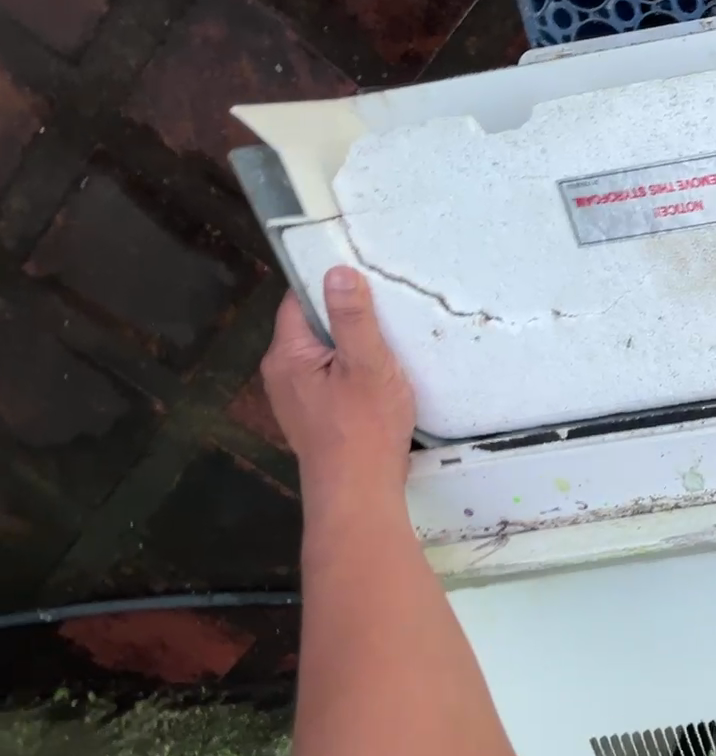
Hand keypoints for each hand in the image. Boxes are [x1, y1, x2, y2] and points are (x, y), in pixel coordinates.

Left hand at [262, 266, 416, 493]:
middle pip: (313, 326)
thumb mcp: (367, 364)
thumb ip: (353, 319)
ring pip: (326, 353)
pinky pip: (333, 375)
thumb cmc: (364, 423)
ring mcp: (298, 395)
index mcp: (287, 355)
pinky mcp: (317, 412)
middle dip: (348, 313)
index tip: (364, 270)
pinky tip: (385, 371)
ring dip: (355, 342)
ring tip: (394, 334)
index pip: (298, 302)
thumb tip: (338, 271)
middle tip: (390, 301)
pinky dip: (356, 366)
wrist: (358, 485)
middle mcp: (283, 372)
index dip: (329, 283)